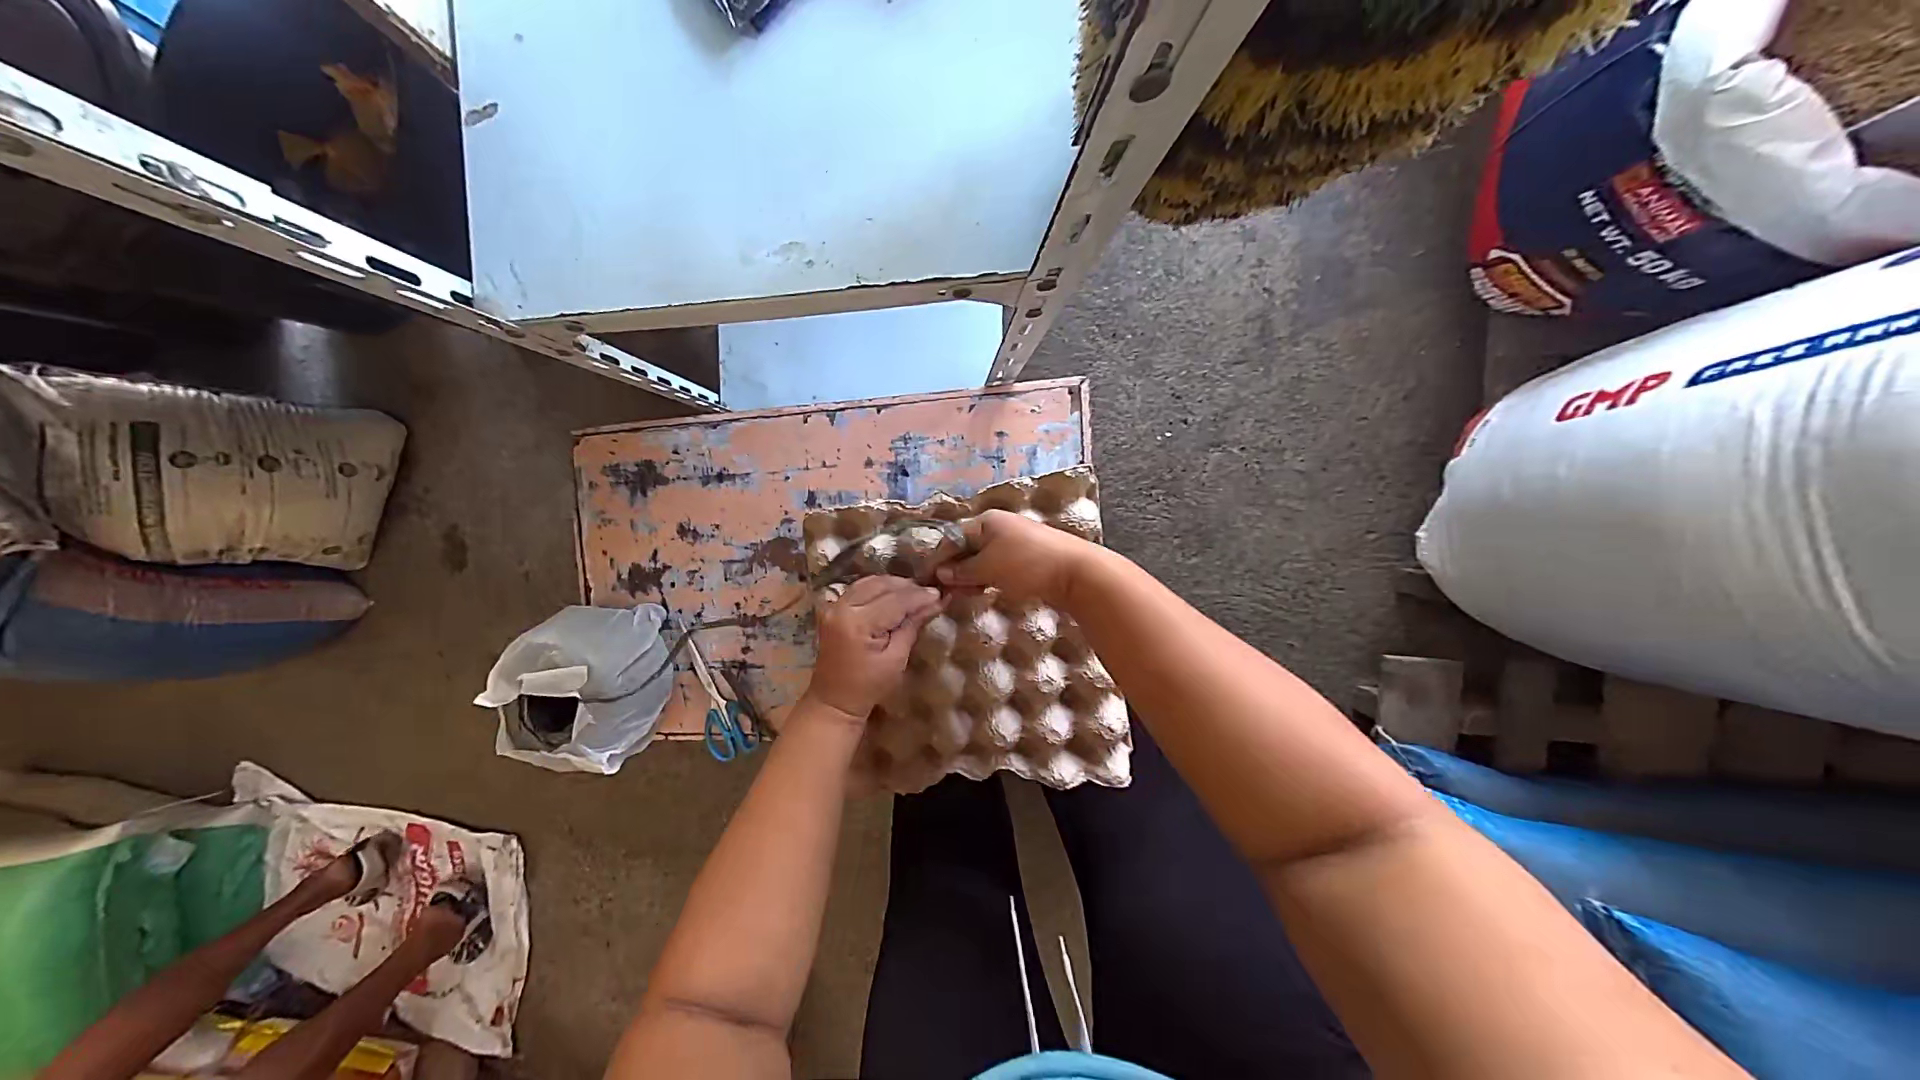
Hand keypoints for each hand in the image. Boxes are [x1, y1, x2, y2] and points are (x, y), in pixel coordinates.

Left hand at [805, 575, 943, 721]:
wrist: (834, 700)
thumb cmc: (868, 686)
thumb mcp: (896, 658)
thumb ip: (912, 625)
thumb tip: (935, 602)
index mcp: (857, 623)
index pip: (895, 600)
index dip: (919, 596)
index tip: (940, 594)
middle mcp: (842, 608)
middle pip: (880, 585)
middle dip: (908, 587)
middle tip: (929, 594)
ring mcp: (833, 607)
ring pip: (869, 582)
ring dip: (893, 585)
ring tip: (914, 594)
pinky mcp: (832, 609)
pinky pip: (859, 589)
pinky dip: (878, 588)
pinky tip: (894, 596)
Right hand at [937, 510, 1100, 608]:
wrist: (1077, 573)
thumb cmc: (1027, 565)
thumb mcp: (987, 568)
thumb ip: (961, 571)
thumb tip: (941, 573)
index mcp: (987, 521)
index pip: (953, 539)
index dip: (939, 561)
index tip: (928, 583)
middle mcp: (1000, 527)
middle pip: (968, 549)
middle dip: (956, 570)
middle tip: (947, 594)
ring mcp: (1016, 542)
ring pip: (984, 560)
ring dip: (973, 577)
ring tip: (967, 594)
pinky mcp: (1028, 558)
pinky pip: (1000, 567)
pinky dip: (989, 579)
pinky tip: (987, 591)